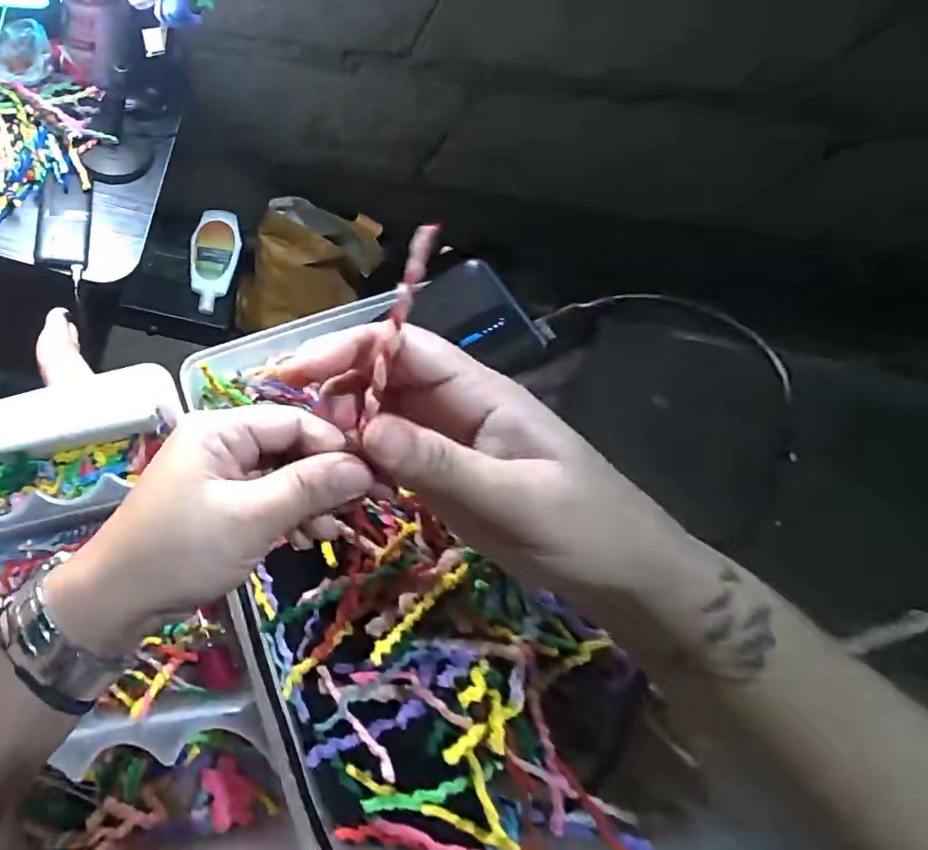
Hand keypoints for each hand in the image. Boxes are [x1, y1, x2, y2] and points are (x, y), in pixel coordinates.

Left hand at [44, 407, 381, 656]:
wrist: (120, 593)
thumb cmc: (182, 549)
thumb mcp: (250, 517)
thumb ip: (306, 487)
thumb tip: (361, 465)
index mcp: (218, 429)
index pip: (291, 420)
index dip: (335, 446)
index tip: (377, 479)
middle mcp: (216, 441)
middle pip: (286, 446)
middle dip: (323, 478)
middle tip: (363, 510)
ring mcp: (214, 471)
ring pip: (277, 475)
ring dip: (307, 501)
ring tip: (330, 534)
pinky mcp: (215, 500)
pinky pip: (260, 496)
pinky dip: (284, 514)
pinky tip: (302, 539)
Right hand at [274, 323, 696, 607]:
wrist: (630, 582)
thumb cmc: (588, 530)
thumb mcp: (515, 498)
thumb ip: (438, 463)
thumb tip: (366, 430)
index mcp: (476, 389)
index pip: (398, 345)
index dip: (343, 348)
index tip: (296, 373)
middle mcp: (448, 403)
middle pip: (372, 373)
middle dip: (330, 390)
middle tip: (302, 430)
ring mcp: (437, 435)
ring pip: (368, 410)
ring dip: (336, 427)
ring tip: (318, 459)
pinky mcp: (429, 467)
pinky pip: (376, 448)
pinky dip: (350, 457)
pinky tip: (339, 480)